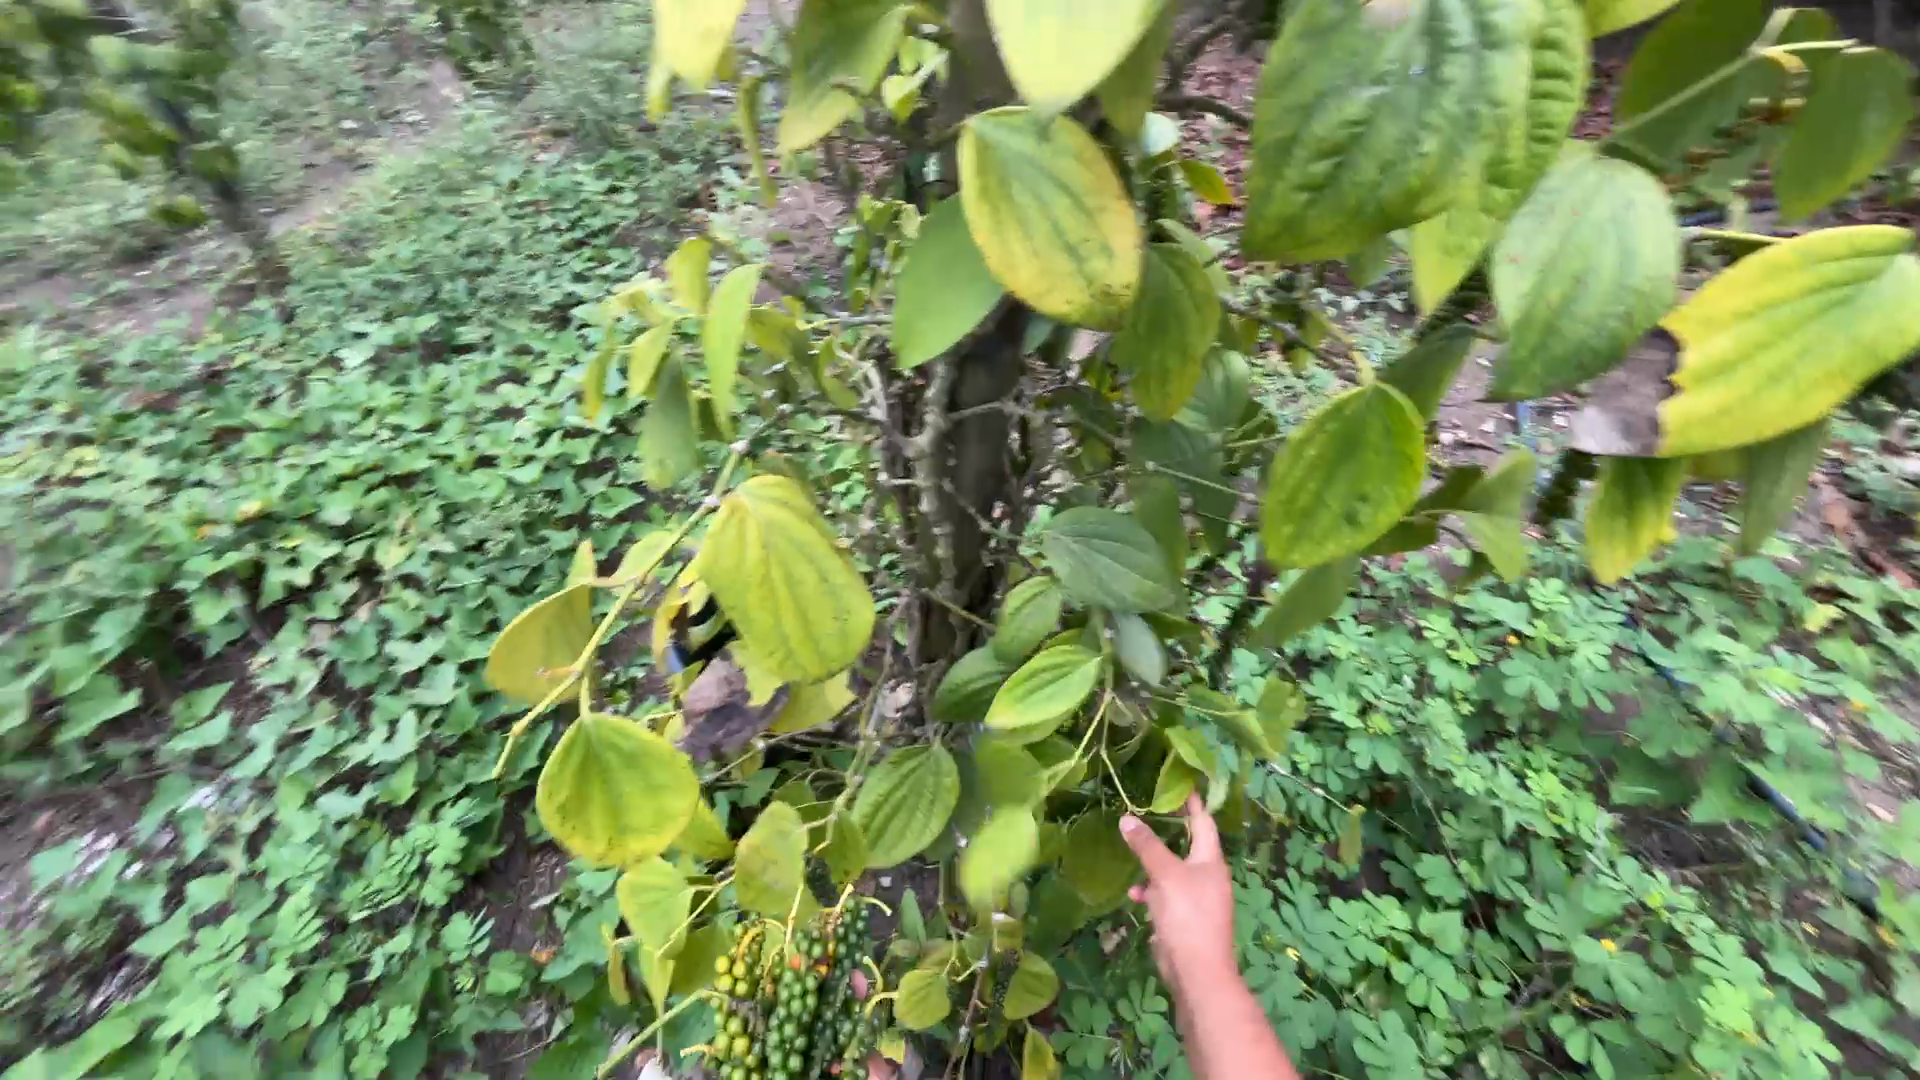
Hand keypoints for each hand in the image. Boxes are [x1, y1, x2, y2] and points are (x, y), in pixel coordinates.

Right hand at [1121, 795, 1235, 998]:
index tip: (1181, 782)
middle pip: (1188, 844)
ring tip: (1133, 852)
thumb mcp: (1165, 875)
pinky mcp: (1183, 916)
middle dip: (1169, 829)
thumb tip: (1126, 818)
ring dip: (1153, 862)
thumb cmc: (1188, 914)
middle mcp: (1207, 875)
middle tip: (1150, 808)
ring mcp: (1196, 897)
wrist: (1197, 971)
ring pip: (1172, 869)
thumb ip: (1146, 846)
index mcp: (1210, 861)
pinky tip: (1134, 894)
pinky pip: (1164, 893)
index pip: (1203, 821)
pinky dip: (1150, 891)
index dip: (1193, 802)